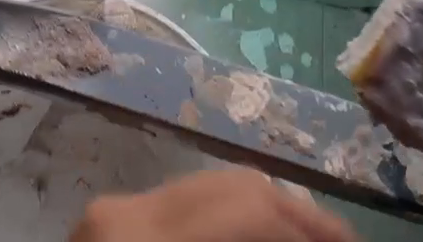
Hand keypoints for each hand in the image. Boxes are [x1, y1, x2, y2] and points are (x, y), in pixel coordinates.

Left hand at [70, 169, 358, 241]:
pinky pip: (184, 203)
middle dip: (299, 217)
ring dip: (267, 214)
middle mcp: (126, 209)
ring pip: (212, 186)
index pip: (252, 208)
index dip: (313, 232)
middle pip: (237, 186)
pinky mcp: (109, 216)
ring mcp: (113, 208)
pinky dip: (229, 221)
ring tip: (308, 241)